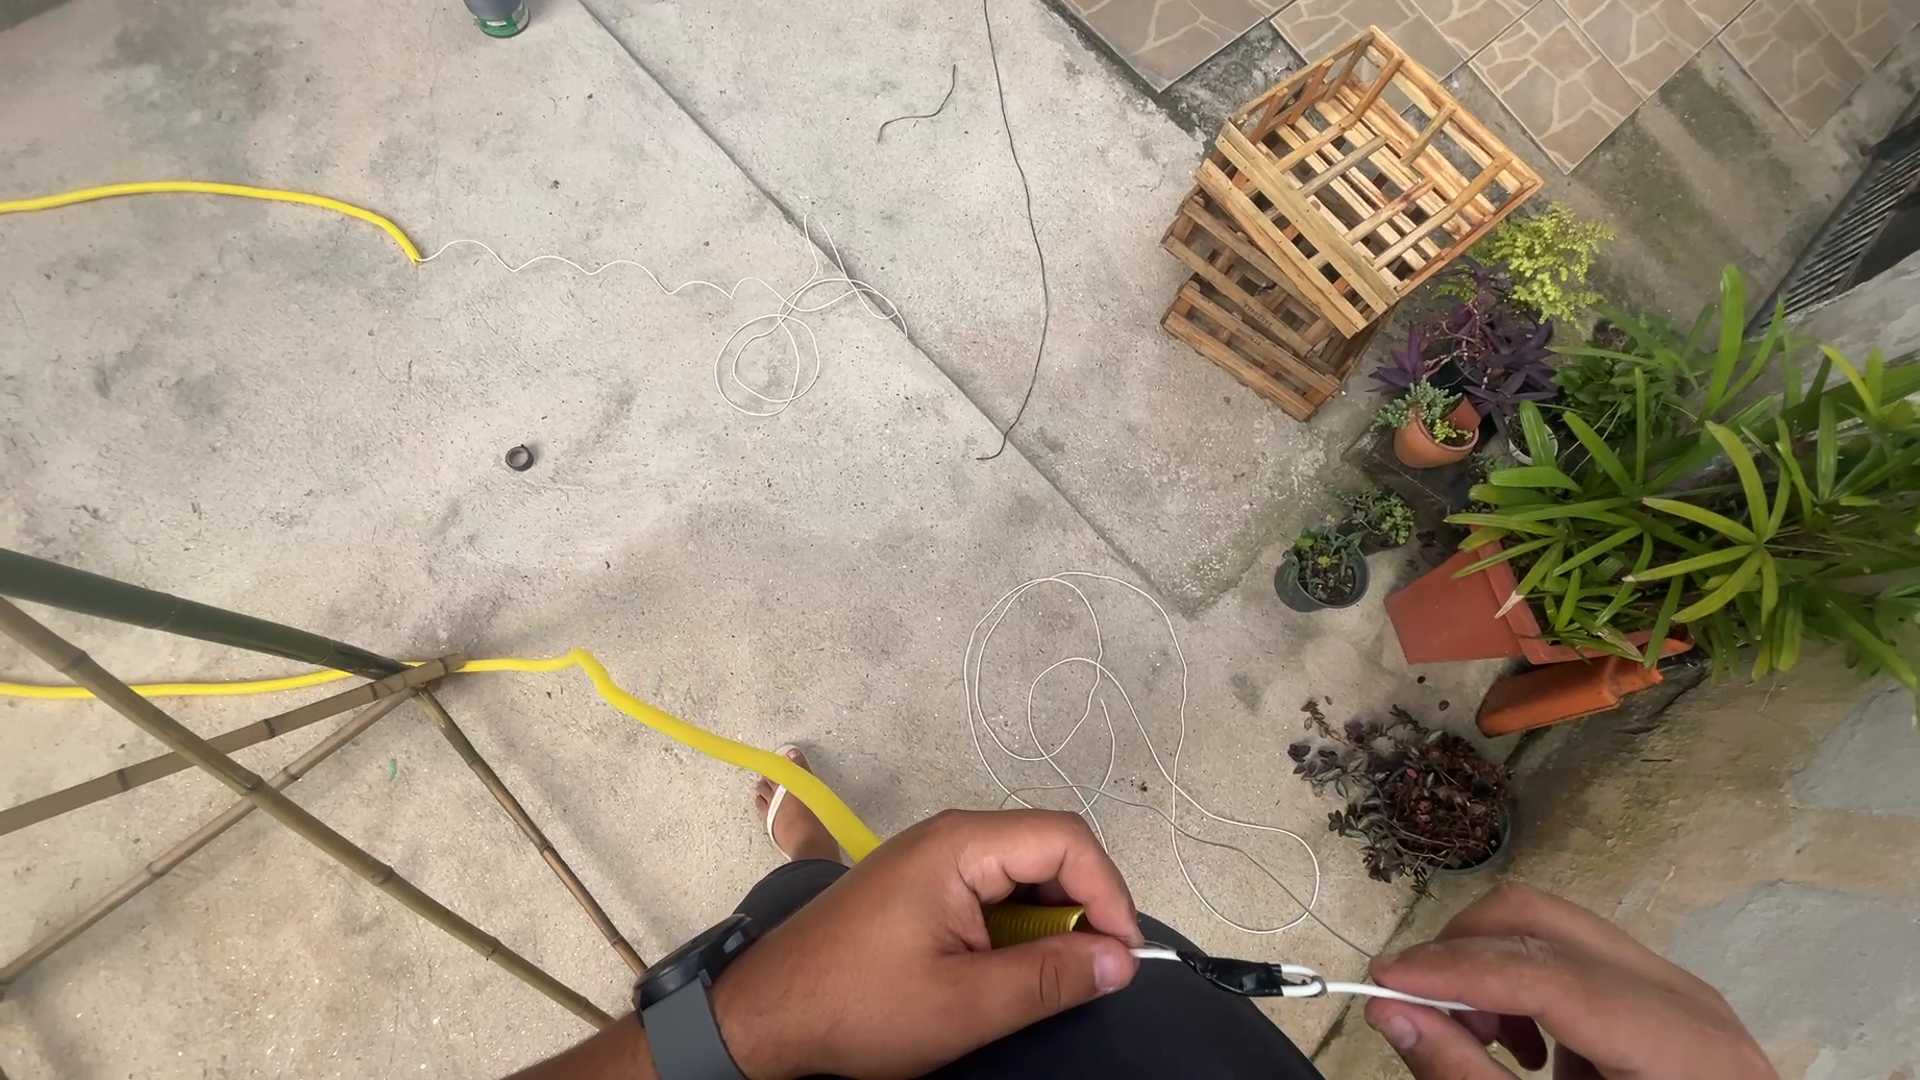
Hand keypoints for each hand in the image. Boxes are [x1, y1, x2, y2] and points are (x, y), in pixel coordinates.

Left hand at [709, 809, 1143, 1079]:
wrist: (772, 1007)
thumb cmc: (859, 1003)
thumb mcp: (964, 1004)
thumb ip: (1049, 978)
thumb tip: (1119, 958)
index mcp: (962, 843)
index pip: (1064, 839)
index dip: (1106, 890)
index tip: (1122, 954)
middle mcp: (954, 832)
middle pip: (1047, 847)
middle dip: (1081, 905)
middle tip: (1091, 971)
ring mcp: (938, 853)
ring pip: (1023, 868)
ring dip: (1049, 919)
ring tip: (1045, 976)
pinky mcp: (928, 878)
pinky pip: (994, 886)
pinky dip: (1017, 923)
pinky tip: (1007, 965)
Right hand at [1364, 883, 1776, 1078]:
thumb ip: (1466, 1078)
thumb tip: (1384, 1010)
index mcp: (1683, 1046)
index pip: (1544, 973)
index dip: (1456, 970)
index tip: (1381, 979)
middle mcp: (1678, 992)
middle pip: (1532, 918)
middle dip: (1459, 952)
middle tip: (1423, 1006)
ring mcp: (1665, 981)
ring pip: (1537, 921)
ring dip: (1480, 962)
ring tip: (1478, 1035)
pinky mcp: (1647, 986)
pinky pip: (1556, 945)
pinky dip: (1511, 977)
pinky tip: (1523, 1046)